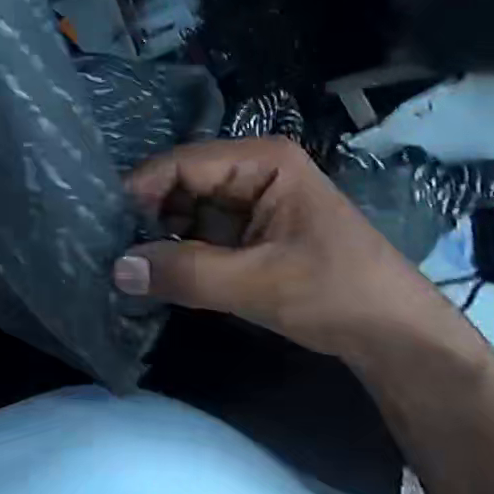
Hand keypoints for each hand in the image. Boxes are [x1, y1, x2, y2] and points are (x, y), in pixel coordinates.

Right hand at [115, 138, 462, 359]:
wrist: (393, 332)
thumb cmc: (335, 293)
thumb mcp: (257, 283)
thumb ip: (186, 273)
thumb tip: (117, 269)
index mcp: (263, 161)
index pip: (183, 163)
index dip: (140, 192)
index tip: (101, 229)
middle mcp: (257, 171)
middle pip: (184, 185)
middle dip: (149, 219)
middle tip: (106, 254)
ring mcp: (257, 203)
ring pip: (192, 213)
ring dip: (163, 240)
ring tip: (124, 268)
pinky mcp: (258, 234)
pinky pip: (208, 236)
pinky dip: (184, 256)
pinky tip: (158, 277)